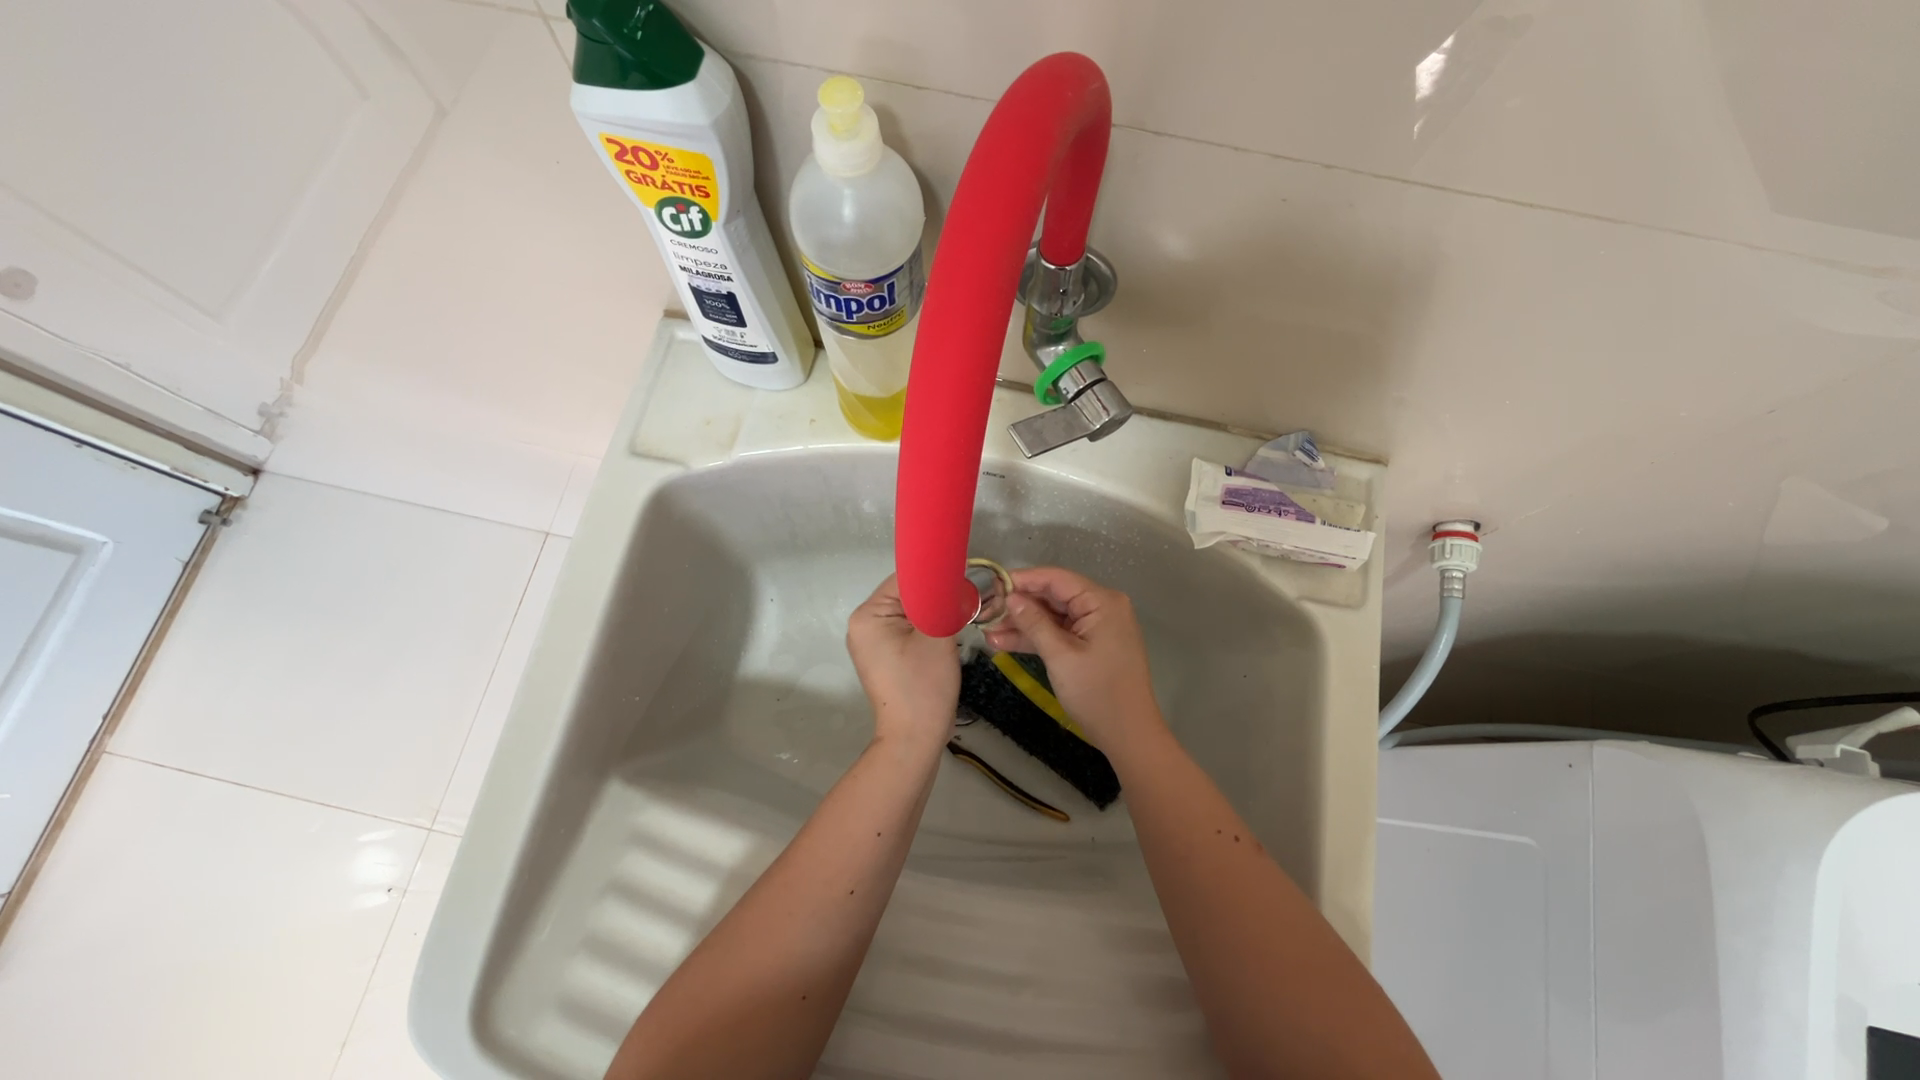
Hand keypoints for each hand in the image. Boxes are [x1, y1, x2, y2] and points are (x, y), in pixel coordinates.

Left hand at [846, 574, 959, 748]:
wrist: (915, 737)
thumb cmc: (923, 685)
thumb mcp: (937, 634)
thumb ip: (944, 599)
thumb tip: (956, 577)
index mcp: (868, 615)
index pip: (905, 579)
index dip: (936, 576)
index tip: (965, 578)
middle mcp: (862, 625)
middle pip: (906, 595)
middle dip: (937, 596)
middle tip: (968, 600)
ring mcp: (871, 643)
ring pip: (910, 613)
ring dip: (935, 614)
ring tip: (961, 616)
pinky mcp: (884, 657)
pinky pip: (908, 631)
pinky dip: (928, 629)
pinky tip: (947, 635)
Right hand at [982, 567, 1165, 752]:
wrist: (1128, 733)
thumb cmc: (1097, 692)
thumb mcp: (1060, 656)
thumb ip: (1034, 623)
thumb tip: (1011, 598)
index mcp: (1101, 601)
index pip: (1056, 579)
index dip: (1022, 581)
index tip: (991, 586)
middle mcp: (1101, 607)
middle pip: (1053, 597)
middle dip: (1019, 606)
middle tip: (985, 613)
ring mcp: (1096, 627)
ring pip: (1053, 617)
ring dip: (1022, 625)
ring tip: (987, 632)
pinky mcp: (1091, 645)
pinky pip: (1059, 633)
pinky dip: (1036, 638)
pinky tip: (1004, 643)